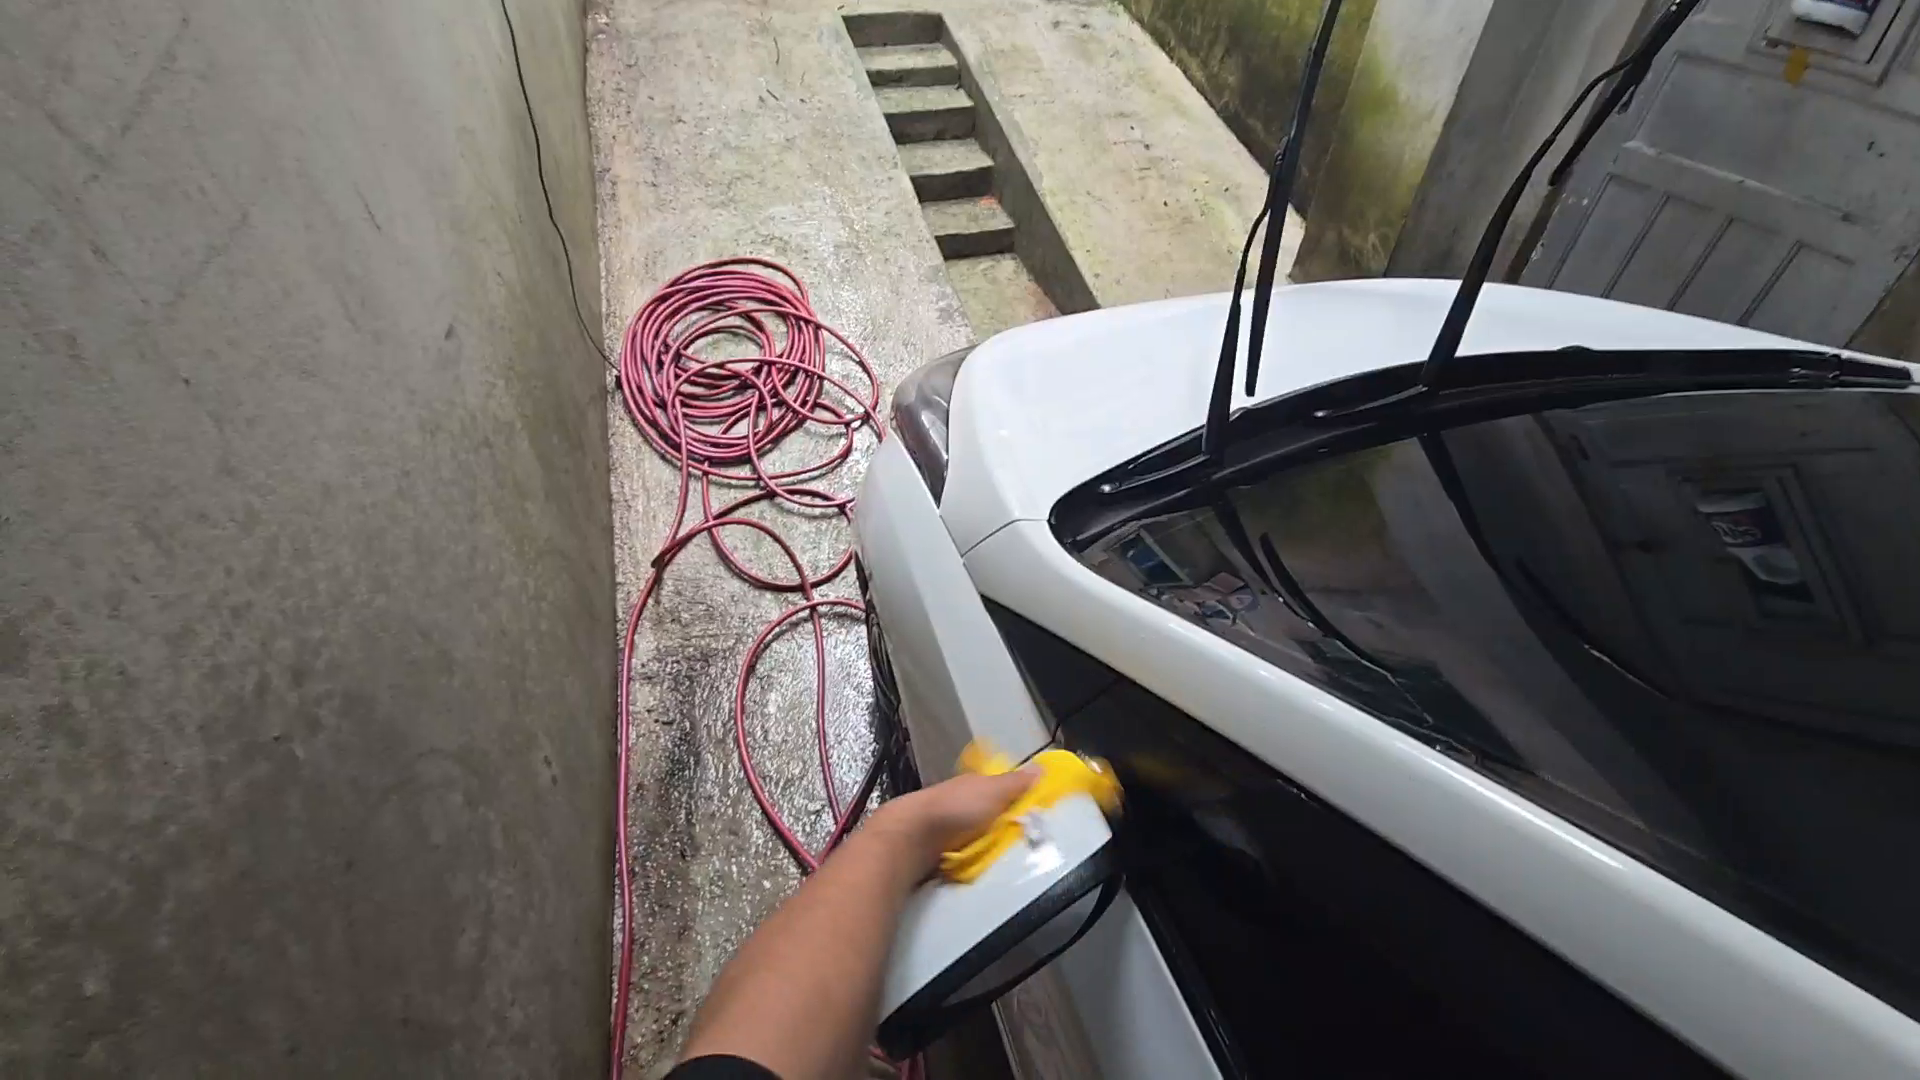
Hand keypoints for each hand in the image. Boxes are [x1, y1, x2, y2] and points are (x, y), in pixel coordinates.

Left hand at [871, 766, 1038, 873]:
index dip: (1016, 799)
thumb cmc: (957, 808)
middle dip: (1002, 824)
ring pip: (975, 831)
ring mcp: (947, 822)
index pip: (1001, 788)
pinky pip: (962, 848)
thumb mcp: (994, 791)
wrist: (914, 835)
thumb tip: (1041, 767)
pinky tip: (978, 862)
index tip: (1034, 815)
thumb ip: (1017, 782)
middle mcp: (960, 799)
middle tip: (1021, 842)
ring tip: (1002, 856)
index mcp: (974, 784)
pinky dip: (971, 853)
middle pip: (989, 812)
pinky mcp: (937, 845)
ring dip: (986, 841)